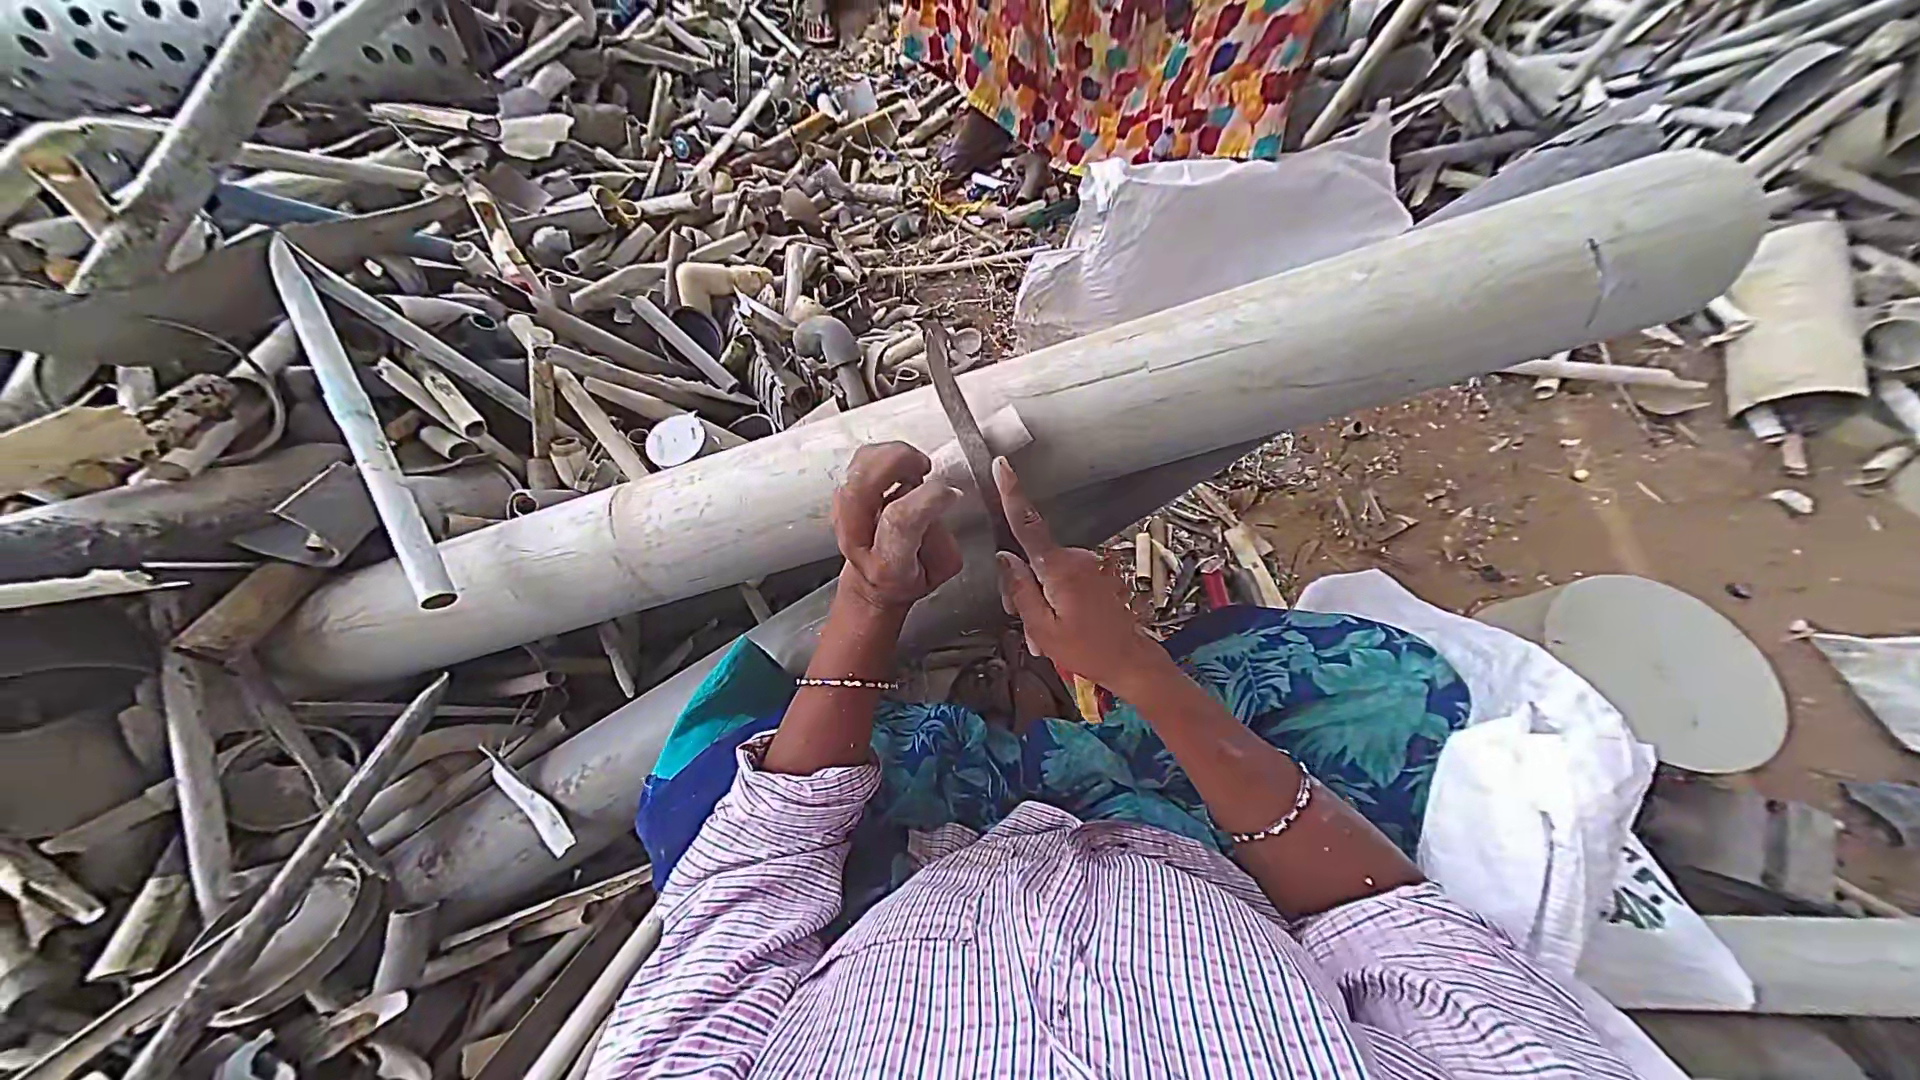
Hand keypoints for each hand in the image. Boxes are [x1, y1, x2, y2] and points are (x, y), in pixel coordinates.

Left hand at [831, 442, 963, 616]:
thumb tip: (940, 501)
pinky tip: (900, 466)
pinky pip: (857, 464)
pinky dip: (882, 455)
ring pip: (856, 469)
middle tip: (923, 466)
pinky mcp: (842, 498)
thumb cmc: (908, 576)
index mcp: (888, 564)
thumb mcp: (941, 567)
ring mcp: (844, 517)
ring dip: (889, 456)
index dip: (929, 498)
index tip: (949, 493)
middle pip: (862, 487)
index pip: (900, 521)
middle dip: (896, 464)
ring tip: (914, 466)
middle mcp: (858, 539)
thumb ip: (943, 536)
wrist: (874, 584)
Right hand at [993, 457, 1173, 694]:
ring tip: (1047, 635)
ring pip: (1048, 572)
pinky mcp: (1098, 573)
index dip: (1012, 494)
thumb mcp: (1042, 628)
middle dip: (1023, 588)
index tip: (1002, 467)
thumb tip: (1005, 559)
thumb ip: (1019, 590)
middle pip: (1033, 559)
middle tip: (1029, 626)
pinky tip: (1063, 626)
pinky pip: (1065, 578)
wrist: (1133, 663)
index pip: (1028, 524)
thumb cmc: (1088, 651)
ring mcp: (1090, 565)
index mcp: (1060, 569)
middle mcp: (1077, 559)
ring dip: (1041, 599)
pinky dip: (1057, 599)